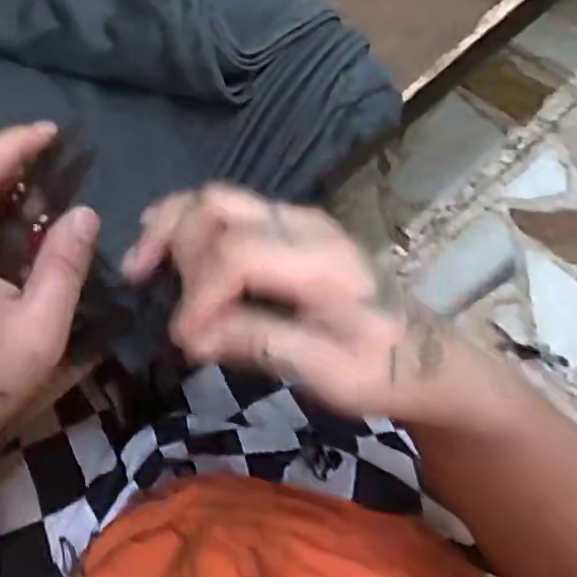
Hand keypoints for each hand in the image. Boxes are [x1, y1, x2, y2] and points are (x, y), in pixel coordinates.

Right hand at [125, 185, 528, 430]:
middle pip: (216, 210)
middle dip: (174, 247)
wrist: (435, 355)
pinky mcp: (282, 220)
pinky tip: (158, 231)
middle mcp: (304, 226)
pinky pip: (221, 203)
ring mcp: (293, 217)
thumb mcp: (336, 378)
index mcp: (325, 264)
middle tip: (148, 286)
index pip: (238, 258)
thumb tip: (190, 336)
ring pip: (213, 198)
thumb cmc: (390, 372)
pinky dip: (183, 215)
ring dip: (169, 222)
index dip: (199, 293)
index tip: (182, 336)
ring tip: (140, 257)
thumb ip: (261, 345)